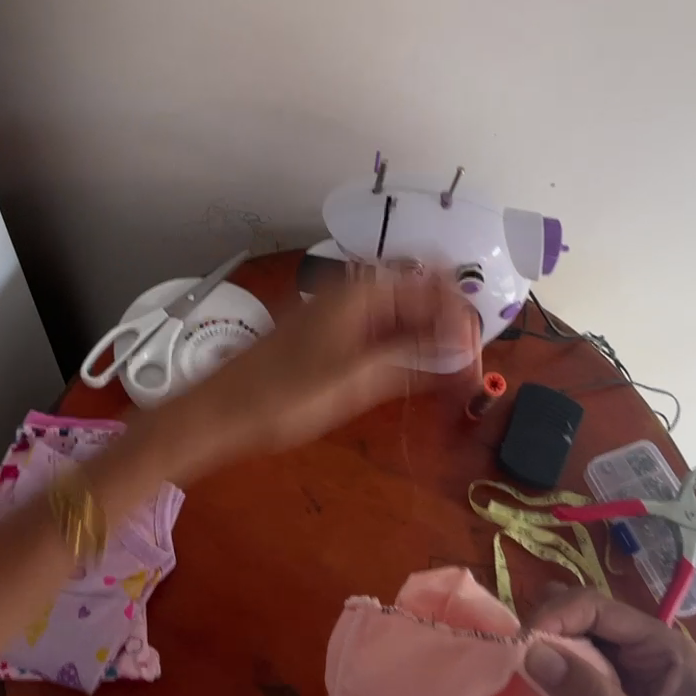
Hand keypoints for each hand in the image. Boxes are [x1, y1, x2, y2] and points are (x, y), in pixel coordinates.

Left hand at [162, 276, 475, 470]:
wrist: (219, 413)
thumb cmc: (282, 395)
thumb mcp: (355, 378)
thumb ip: (414, 356)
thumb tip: (464, 344)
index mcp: (360, 291)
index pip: (432, 283)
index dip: (460, 314)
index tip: (475, 355)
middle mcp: (352, 294)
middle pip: (419, 296)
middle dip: (449, 328)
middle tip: (466, 374)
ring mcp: (339, 315)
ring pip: (402, 316)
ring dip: (429, 342)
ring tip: (448, 382)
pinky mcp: (330, 338)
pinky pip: (381, 333)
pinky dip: (403, 351)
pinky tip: (412, 378)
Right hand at [522, 586, 695, 695]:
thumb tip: (533, 652)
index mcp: (663, 646)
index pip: (599, 608)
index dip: (558, 615)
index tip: (522, 641)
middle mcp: (640, 651)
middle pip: (580, 618)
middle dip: (545, 628)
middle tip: (512, 653)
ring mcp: (621, 676)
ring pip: (570, 643)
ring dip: (542, 650)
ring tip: (512, 664)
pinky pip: (566, 674)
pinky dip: (544, 675)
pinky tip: (524, 685)